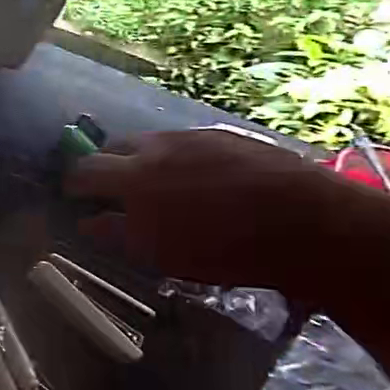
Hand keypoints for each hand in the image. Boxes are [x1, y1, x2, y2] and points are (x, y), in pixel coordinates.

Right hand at [65, 129, 383, 290]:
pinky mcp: (230, 137)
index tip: (74, 197)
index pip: (83, 170)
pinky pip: (188, 144)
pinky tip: (202, 183)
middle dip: (107, 166)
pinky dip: (180, 159)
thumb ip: (116, 233)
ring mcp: (195, 137)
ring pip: (152, 144)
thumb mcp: (162, 252)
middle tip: (114, 191)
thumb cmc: (226, 248)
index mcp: (132, 176)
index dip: (74, 184)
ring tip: (160, 187)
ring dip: (144, 161)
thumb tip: (87, 221)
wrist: (316, 225)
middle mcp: (157, 146)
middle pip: (115, 148)